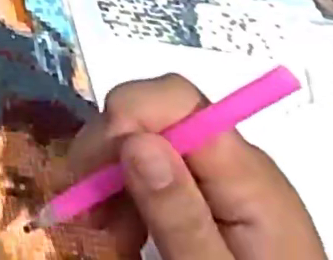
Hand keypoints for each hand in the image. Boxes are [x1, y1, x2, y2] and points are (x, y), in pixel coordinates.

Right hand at [66, 74, 325, 259]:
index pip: (179, 98)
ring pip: (140, 142)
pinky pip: (149, 172)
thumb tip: (135, 139)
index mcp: (249, 176)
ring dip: (106, 178)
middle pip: (152, 116)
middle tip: (83, 211)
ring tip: (99, 232)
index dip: (129, 114)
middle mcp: (235, 164)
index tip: (95, 167)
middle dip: (107, 152)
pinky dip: (121, 196)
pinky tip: (116, 234)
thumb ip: (181, 216)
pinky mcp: (206, 200)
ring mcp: (220, 182)